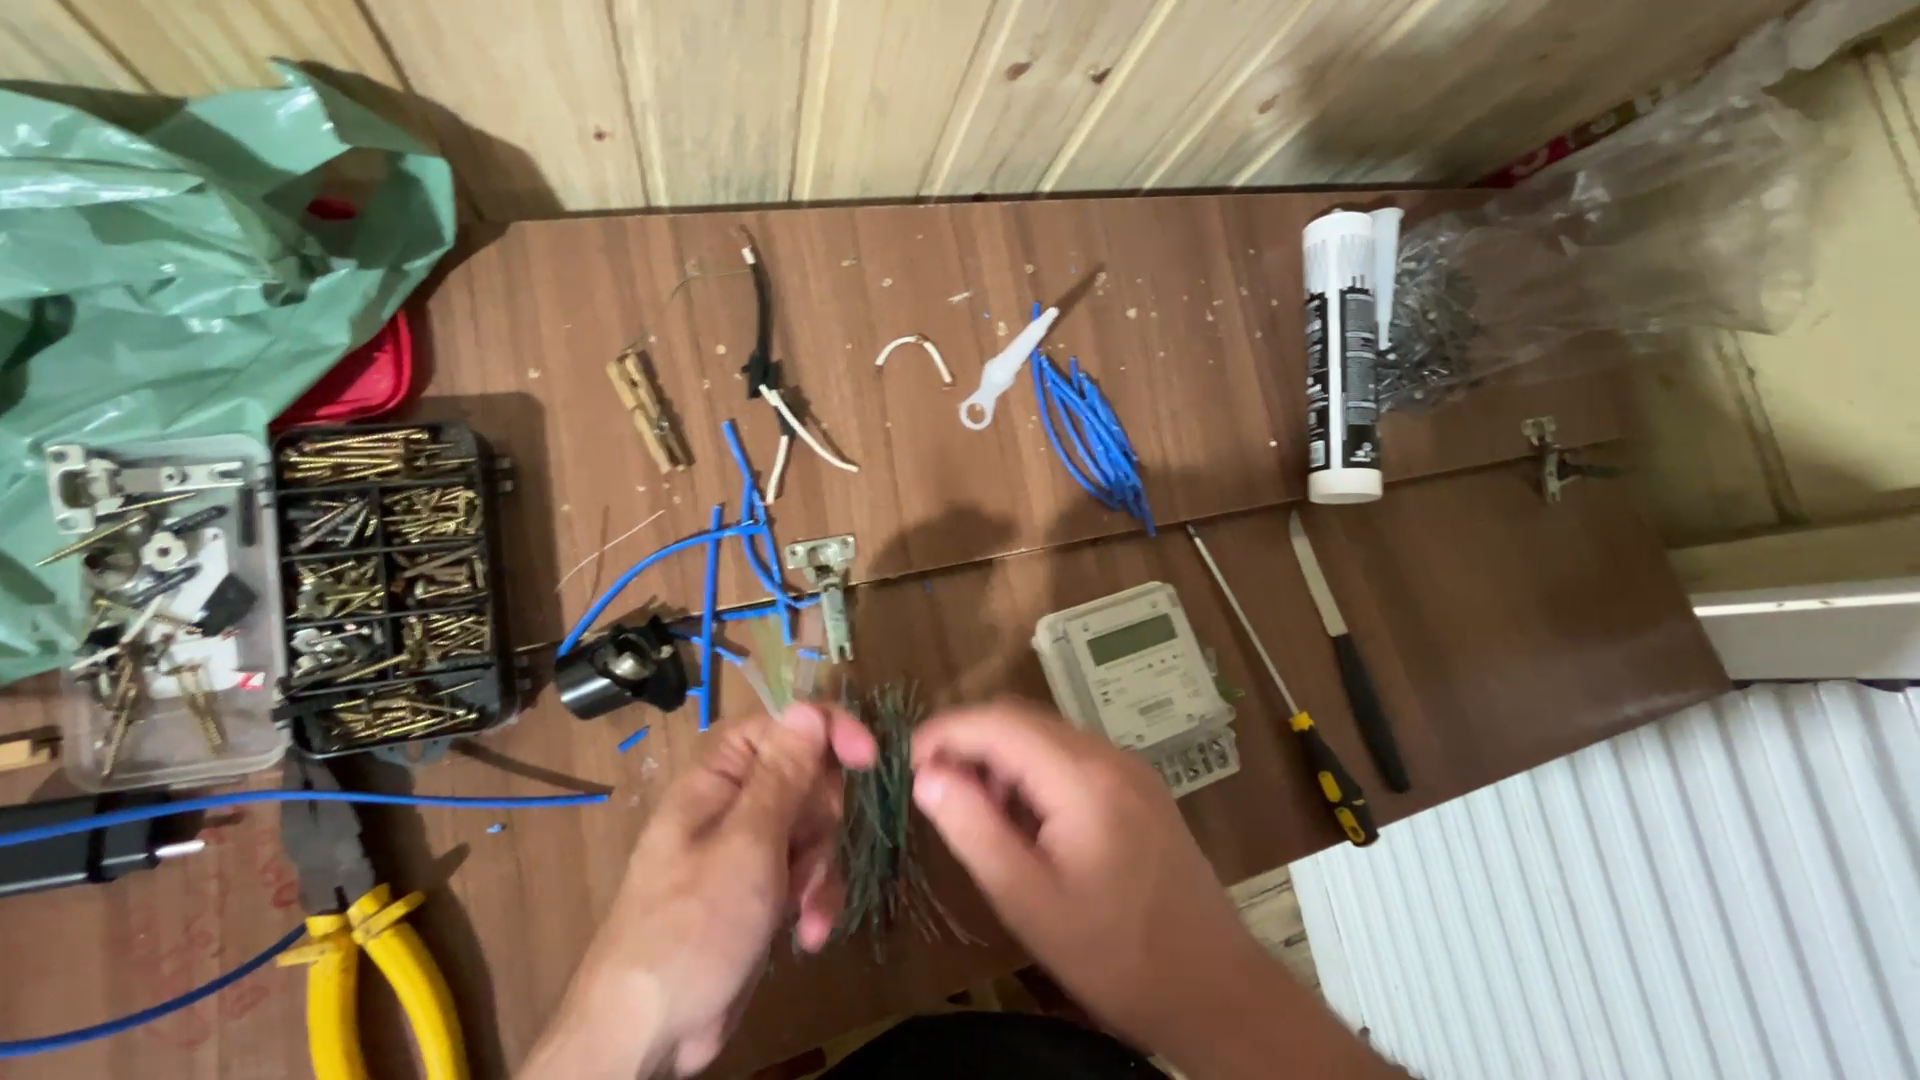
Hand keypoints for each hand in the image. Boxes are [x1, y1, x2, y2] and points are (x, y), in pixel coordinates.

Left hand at [522, 703, 876, 1078]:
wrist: (649, 1031)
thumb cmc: (692, 928)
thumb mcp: (748, 845)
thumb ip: (783, 775)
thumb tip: (809, 707)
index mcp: (718, 779)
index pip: (782, 725)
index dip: (828, 731)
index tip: (868, 757)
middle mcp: (733, 806)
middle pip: (806, 779)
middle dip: (822, 818)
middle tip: (807, 851)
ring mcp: (747, 851)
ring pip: (813, 830)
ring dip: (820, 870)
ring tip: (803, 908)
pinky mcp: (759, 892)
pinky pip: (806, 874)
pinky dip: (814, 901)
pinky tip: (808, 933)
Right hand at [910, 700, 1274, 1056]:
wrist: (1216, 989)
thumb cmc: (1115, 955)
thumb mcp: (1029, 901)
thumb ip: (973, 830)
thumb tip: (926, 776)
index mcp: (1083, 779)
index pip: (999, 721)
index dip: (945, 732)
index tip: (904, 763)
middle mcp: (1110, 757)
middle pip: (1023, 719)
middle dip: (970, 742)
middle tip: (932, 789)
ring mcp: (1131, 770)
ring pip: (1047, 736)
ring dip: (1001, 758)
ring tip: (976, 813)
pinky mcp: (1141, 790)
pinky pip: (1073, 758)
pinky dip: (1034, 773)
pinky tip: (1024, 821)